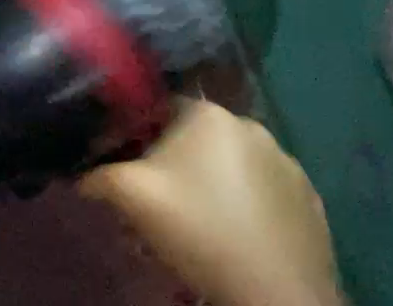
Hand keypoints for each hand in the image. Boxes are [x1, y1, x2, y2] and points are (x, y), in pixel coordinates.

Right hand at [79, 100, 343, 305]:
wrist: (277, 296)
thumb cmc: (198, 230)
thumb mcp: (129, 196)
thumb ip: (96, 174)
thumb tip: (80, 175)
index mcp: (209, 113)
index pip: (158, 106)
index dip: (135, 131)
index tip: (124, 161)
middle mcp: (252, 127)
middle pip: (195, 136)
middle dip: (172, 160)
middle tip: (155, 195)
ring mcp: (289, 165)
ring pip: (231, 163)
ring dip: (210, 181)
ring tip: (194, 218)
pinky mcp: (312, 202)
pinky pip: (263, 191)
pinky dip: (244, 203)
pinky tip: (231, 232)